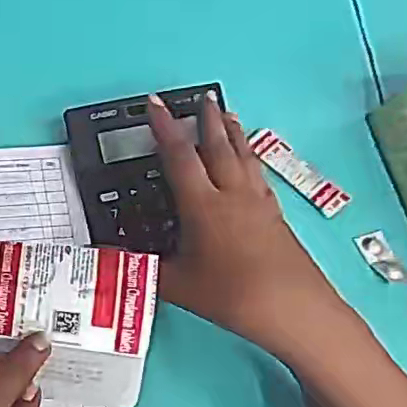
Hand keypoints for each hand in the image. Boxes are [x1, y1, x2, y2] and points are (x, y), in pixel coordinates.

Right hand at [148, 94, 356, 363]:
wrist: (290, 309)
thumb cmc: (230, 295)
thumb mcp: (175, 284)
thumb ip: (144, 266)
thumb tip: (116, 257)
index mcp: (203, 206)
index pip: (179, 156)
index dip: (164, 127)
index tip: (155, 104)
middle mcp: (232, 195)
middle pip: (217, 145)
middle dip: (204, 118)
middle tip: (198, 98)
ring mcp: (257, 202)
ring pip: (242, 155)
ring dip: (231, 131)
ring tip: (225, 113)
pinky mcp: (273, 214)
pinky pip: (257, 173)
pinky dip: (247, 156)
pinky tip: (248, 159)